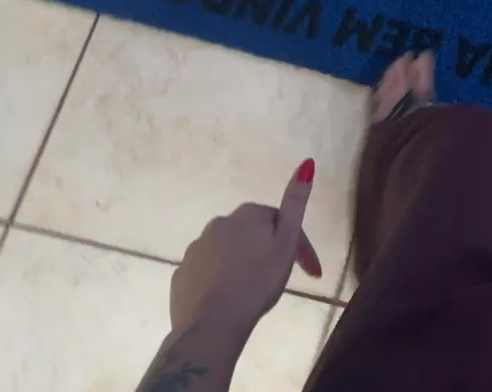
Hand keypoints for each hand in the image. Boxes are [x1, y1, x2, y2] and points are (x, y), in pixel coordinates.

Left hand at [169, 158, 323, 336]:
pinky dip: (219, 281)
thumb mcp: (286, 242)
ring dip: (243, 265)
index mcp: (245, 215)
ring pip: (228, 253)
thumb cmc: (257, 282)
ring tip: (254, 292)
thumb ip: (295, 202)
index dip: (299, 246)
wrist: (211, 328)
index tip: (311, 273)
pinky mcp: (180, 277)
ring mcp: (194, 251)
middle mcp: (217, 224)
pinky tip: (228, 300)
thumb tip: (306, 163)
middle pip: (252, 234)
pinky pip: (207, 273)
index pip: (279, 220)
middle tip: (280, 279)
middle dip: (267, 251)